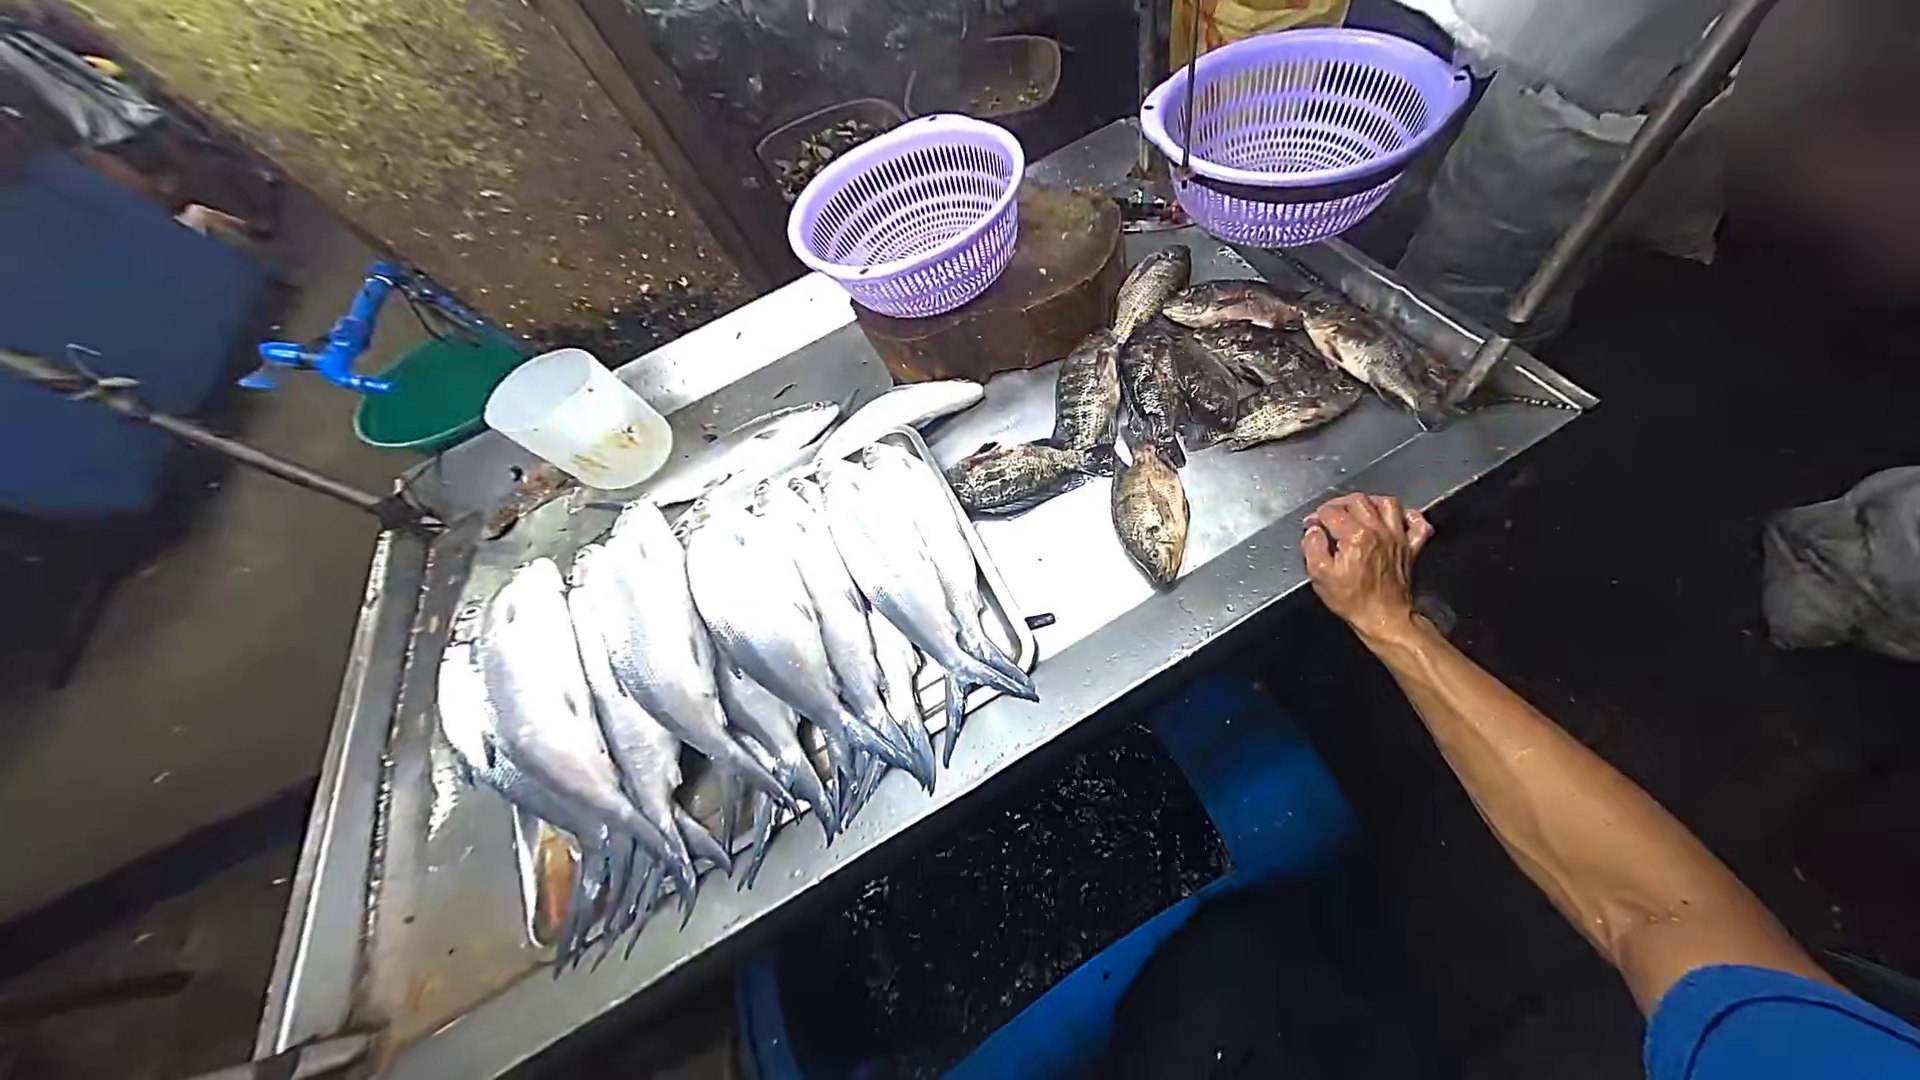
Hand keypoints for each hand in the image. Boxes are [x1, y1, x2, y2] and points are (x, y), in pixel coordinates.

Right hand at [1302, 493, 1432, 644]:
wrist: (1383, 617)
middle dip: (1338, 504)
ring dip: (1369, 502)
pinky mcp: (1410, 548)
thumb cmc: (1351, 599)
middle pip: (1359, 501)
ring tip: (1356, 510)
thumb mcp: (1319, 574)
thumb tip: (1313, 531)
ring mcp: (1398, 538)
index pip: (1332, 512)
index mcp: (1355, 536)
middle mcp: (1379, 531)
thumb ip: (1312, 546)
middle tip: (1327, 515)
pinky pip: (1417, 523)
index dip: (1316, 515)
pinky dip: (1408, 516)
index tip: (1311, 524)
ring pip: (1387, 503)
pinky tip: (1395, 518)